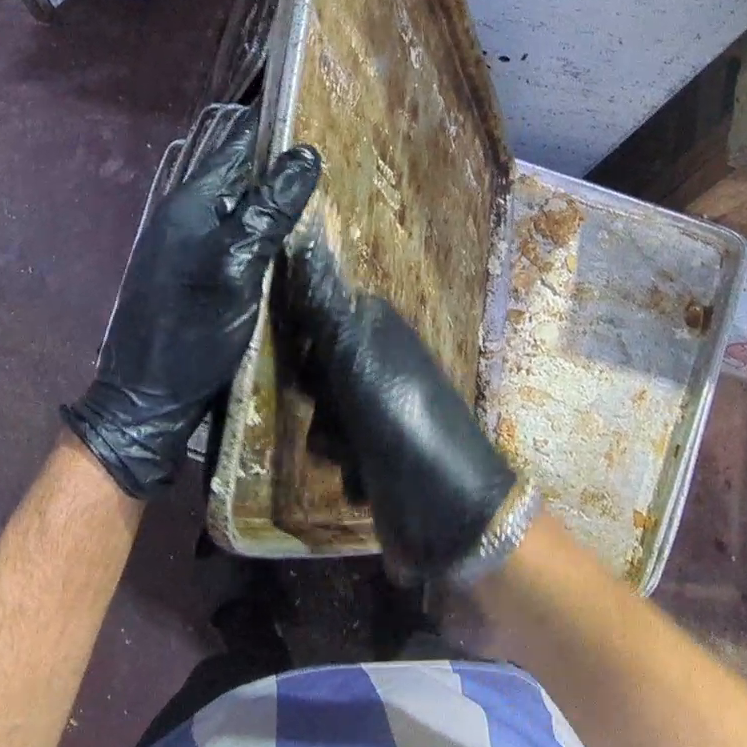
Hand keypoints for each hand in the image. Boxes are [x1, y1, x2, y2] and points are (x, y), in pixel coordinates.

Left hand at [64, 115, 320, 498]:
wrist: (146, 398)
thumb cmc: (192, 330)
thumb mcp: (238, 267)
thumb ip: (269, 210)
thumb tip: (306, 153)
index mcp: (192, 202)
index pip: (237, 142)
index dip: (274, 123)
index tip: (319, 106)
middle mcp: (184, 213)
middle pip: (236, 169)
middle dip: (276, 155)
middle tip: (331, 146)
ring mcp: (183, 243)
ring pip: (234, 200)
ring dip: (269, 190)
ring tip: (318, 184)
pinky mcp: (189, 271)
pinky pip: (230, 229)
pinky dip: (258, 221)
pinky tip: (286, 232)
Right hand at [277, 239, 536, 580]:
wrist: (448, 505)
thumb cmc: (400, 419)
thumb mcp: (356, 354)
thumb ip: (323, 305)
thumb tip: (299, 241)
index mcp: (380, 329)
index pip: (319, 311)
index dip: (302, 337)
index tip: (298, 359)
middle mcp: (381, 363)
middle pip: (316, 366)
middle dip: (313, 393)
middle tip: (325, 406)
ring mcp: (383, 409)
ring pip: (323, 410)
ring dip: (327, 434)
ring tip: (348, 449)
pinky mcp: (380, 450)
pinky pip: (338, 447)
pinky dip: (345, 462)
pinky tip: (361, 474)